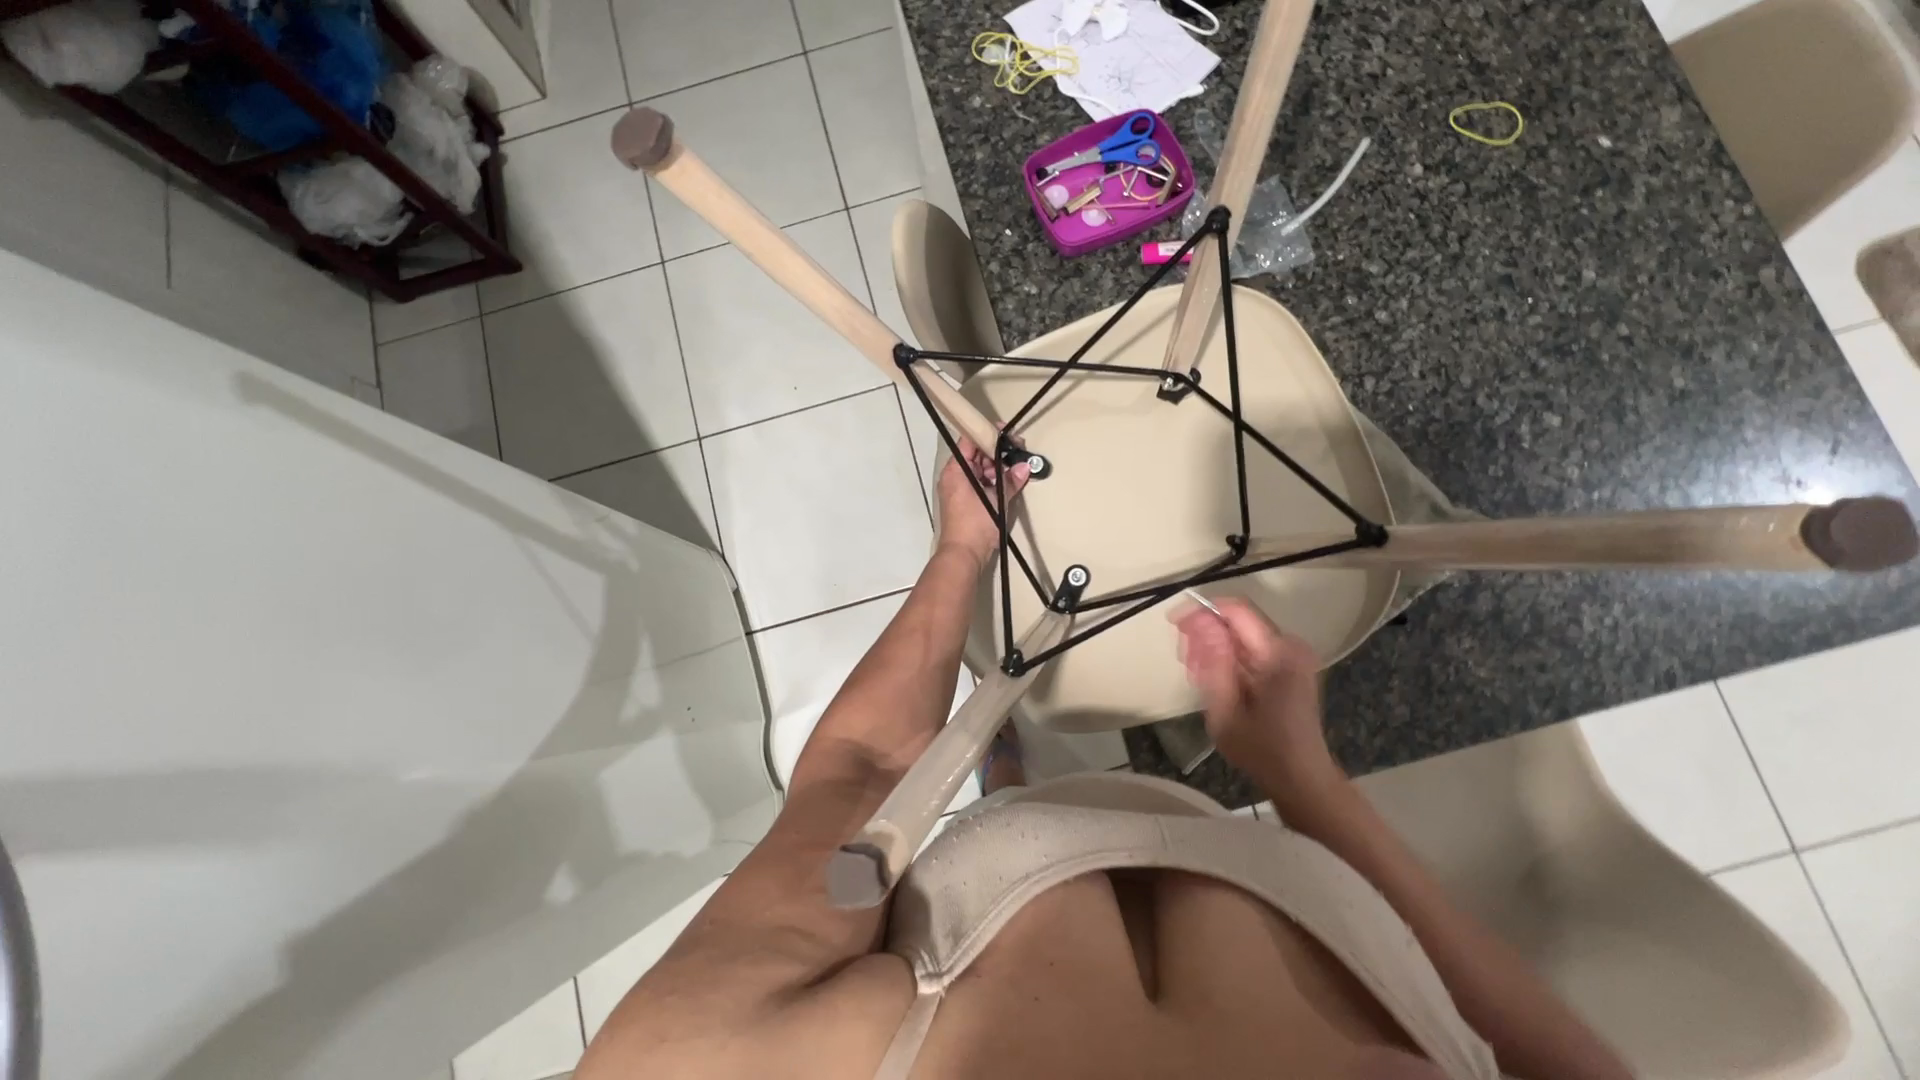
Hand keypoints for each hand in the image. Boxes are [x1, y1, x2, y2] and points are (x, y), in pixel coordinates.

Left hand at [935, 437, 1028, 568]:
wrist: (963, 555)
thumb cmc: (975, 524)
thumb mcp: (997, 500)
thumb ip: (1011, 481)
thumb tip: (1024, 466)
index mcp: (956, 471)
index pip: (969, 441)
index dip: (987, 433)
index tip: (1006, 431)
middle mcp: (955, 477)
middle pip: (976, 455)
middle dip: (997, 453)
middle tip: (1018, 451)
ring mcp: (959, 490)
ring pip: (980, 470)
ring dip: (997, 468)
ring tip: (1016, 468)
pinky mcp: (966, 502)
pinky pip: (980, 484)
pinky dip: (993, 482)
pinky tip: (1009, 483)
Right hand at [1172, 599, 1343, 795]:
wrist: (1301, 778)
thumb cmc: (1261, 750)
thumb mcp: (1225, 711)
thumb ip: (1213, 663)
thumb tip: (1200, 621)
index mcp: (1279, 654)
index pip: (1236, 611)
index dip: (1202, 610)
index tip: (1174, 624)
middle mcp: (1290, 646)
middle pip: (1238, 620)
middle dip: (1205, 634)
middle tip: (1186, 665)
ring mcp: (1292, 655)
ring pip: (1240, 633)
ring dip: (1214, 647)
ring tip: (1199, 678)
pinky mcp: (1288, 665)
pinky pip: (1250, 648)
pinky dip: (1228, 657)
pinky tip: (1216, 681)